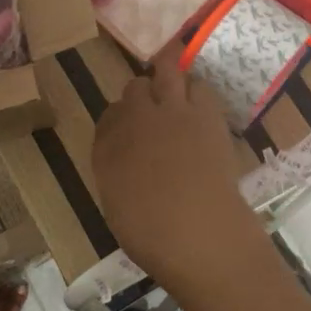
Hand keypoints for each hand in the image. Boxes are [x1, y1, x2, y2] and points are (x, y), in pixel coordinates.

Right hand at [92, 50, 266, 292]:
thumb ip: (120, 176)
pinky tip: (201, 108)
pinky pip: (199, 87)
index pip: (108, 120)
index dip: (120, 122)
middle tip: (155, 112)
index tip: (130, 132)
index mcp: (106, 151)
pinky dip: (197, 92)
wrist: (197, 234)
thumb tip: (132, 166)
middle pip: (134, 89)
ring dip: (170, 80)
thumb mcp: (120, 207)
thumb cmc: (153, 237)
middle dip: (143, 96)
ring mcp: (169, 112)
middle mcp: (132, 123)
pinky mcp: (205, 113)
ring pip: (166, 72)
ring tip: (179, 93)